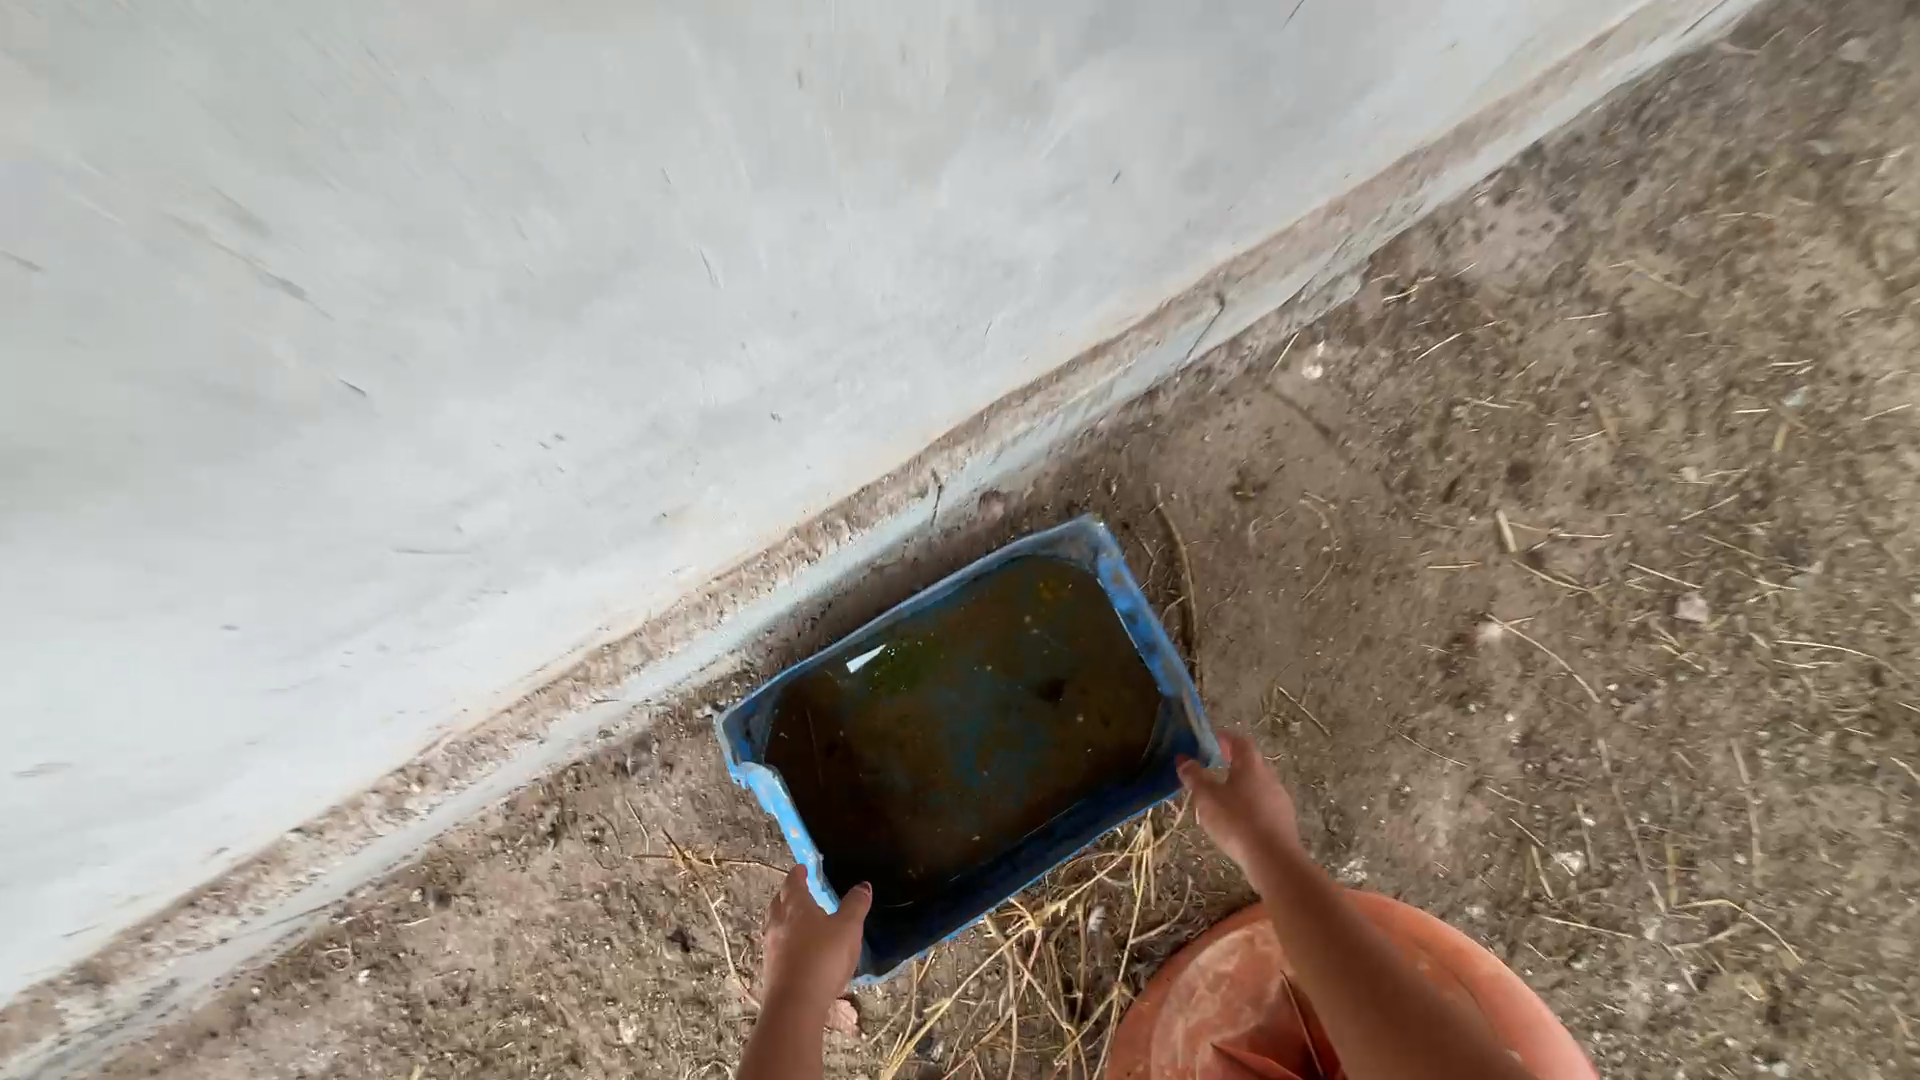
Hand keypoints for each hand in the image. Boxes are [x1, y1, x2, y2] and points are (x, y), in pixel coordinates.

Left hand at [759, 866, 871, 1010]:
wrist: (795, 1005)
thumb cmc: (823, 958)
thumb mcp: (848, 928)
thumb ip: (855, 905)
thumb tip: (863, 885)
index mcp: (796, 907)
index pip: (793, 883)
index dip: (797, 874)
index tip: (801, 868)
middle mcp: (778, 924)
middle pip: (778, 903)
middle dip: (787, 894)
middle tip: (798, 892)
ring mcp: (771, 948)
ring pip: (774, 925)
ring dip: (783, 919)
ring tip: (797, 922)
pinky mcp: (771, 971)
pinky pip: (776, 947)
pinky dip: (784, 941)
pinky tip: (796, 951)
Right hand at [1177, 731, 1303, 883]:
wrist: (1274, 860)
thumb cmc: (1237, 821)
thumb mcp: (1207, 797)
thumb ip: (1194, 776)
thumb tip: (1183, 759)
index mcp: (1251, 766)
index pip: (1240, 742)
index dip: (1225, 738)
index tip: (1211, 739)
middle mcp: (1269, 778)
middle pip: (1251, 763)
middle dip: (1232, 762)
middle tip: (1213, 765)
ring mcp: (1280, 800)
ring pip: (1257, 785)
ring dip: (1241, 785)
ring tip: (1221, 796)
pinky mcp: (1284, 822)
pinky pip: (1263, 805)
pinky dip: (1249, 805)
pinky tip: (1237, 820)